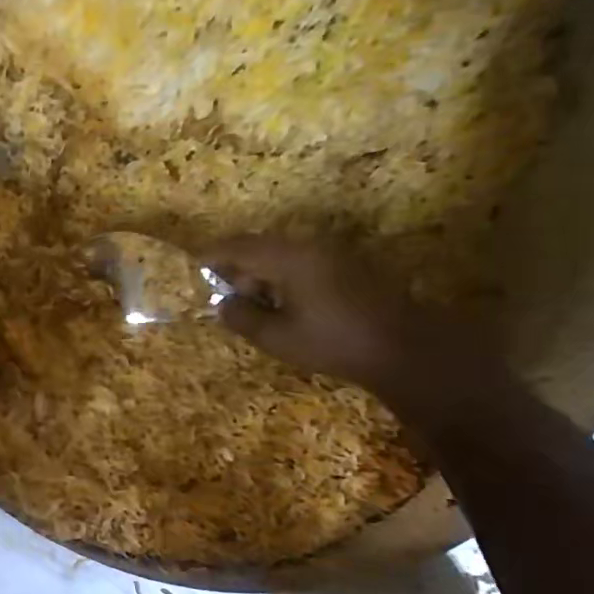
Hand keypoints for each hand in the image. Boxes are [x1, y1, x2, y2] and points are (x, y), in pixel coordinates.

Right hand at [209, 236, 492, 402]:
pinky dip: (281, 278)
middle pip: (261, 246)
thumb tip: (224, 304)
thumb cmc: (332, 342)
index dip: (212, 254)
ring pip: (282, 254)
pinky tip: (280, 305)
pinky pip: (301, 263)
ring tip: (250, 306)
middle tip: (220, 296)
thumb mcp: (276, 337)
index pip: (239, 247)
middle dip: (236, 267)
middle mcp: (311, 246)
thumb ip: (243, 317)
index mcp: (290, 258)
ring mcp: (333, 254)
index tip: (190, 264)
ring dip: (260, 274)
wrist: (402, 347)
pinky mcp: (347, 267)